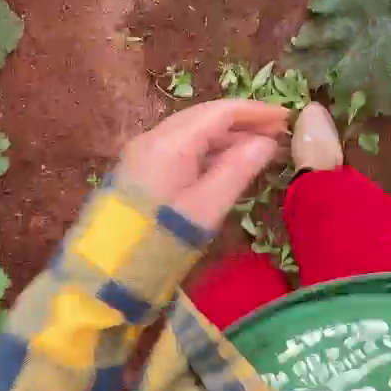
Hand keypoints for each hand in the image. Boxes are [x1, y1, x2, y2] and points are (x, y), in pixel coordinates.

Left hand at [116, 100, 289, 229]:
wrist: (104, 279)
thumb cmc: (160, 244)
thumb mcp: (206, 209)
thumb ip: (238, 170)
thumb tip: (266, 142)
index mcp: (171, 142)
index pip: (220, 112)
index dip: (256, 112)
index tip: (287, 118)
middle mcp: (153, 138)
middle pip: (205, 116)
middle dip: (243, 121)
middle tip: (278, 131)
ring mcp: (143, 153)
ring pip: (192, 131)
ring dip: (227, 135)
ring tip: (260, 146)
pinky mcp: (140, 171)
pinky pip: (181, 147)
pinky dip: (209, 149)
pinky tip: (228, 163)